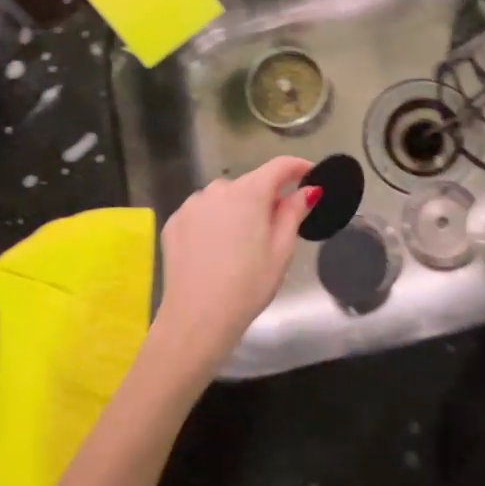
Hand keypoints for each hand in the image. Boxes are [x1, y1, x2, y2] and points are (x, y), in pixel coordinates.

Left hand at [153, 156, 317, 371]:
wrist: (197, 318)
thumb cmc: (248, 285)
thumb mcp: (281, 250)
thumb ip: (294, 212)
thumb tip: (308, 189)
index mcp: (249, 192)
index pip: (279, 166)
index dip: (298, 167)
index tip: (310, 174)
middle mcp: (217, 189)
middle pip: (250, 185)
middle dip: (265, 199)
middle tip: (275, 229)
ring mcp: (191, 204)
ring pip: (223, 199)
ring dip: (236, 210)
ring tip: (240, 246)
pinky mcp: (174, 222)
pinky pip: (202, 213)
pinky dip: (213, 223)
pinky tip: (214, 251)